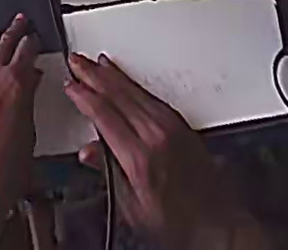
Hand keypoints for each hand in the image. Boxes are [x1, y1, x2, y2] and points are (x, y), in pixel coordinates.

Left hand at [0, 15, 39, 249]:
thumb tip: (30, 84)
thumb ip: (28, 99)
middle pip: (5, 38)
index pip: (27, 47)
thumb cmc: (2, 171)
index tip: (33, 38)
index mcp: (16, 82)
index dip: (32, 40)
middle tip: (19, 22)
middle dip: (15, 27)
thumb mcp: (29, 132)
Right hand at [63, 53, 273, 249]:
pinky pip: (148, 93)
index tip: (71, 85)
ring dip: (109, 73)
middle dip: (93, 74)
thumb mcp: (133, 208)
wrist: (217, 225)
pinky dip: (129, 81)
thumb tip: (87, 152)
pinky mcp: (178, 121)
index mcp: (139, 158)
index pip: (104, 115)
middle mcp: (155, 135)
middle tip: (76, 61)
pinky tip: (119, 75)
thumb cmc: (177, 223)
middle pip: (117, 94)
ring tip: (92, 62)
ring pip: (132, 89)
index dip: (84, 96)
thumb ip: (109, 173)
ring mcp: (169, 124)